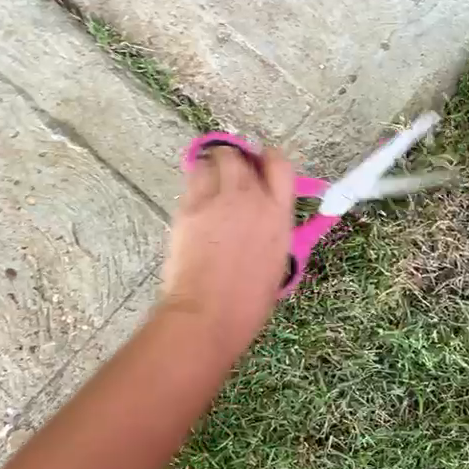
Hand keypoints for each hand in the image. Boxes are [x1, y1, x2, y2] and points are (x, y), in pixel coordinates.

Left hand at [157, 144, 295, 354]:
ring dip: (212, 164)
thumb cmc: (249, 301)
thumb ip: (272, 228)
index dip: (268, 159)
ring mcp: (218, 199)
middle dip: (235, 159)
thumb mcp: (277, 260)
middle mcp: (250, 197)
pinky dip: (195, 180)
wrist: (209, 312)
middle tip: (229, 174)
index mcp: (279, 213)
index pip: (279, 164)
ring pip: (213, 159)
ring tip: (209, 179)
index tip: (260, 165)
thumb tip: (262, 217)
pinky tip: (195, 197)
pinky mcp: (189, 206)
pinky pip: (192, 178)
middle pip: (242, 156)